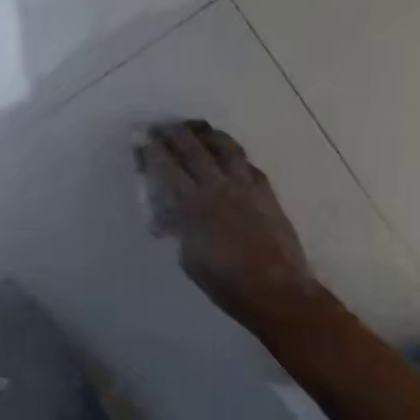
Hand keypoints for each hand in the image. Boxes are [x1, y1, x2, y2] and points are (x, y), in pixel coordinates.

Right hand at [139, 121, 318, 326]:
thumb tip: (169, 217)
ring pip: (226, 148)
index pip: (166, 166)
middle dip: (175, 132)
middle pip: (192, 148)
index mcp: (191, 204)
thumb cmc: (225, 282)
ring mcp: (244, 188)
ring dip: (210, 136)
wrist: (277, 293)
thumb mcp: (188, 257)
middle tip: (164, 126)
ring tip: (201, 132)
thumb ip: (179, 228)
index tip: (142, 138)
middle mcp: (216, 187)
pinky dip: (237, 159)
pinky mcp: (267, 194)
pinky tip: (233, 159)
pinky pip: (250, 166)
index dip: (152, 149)